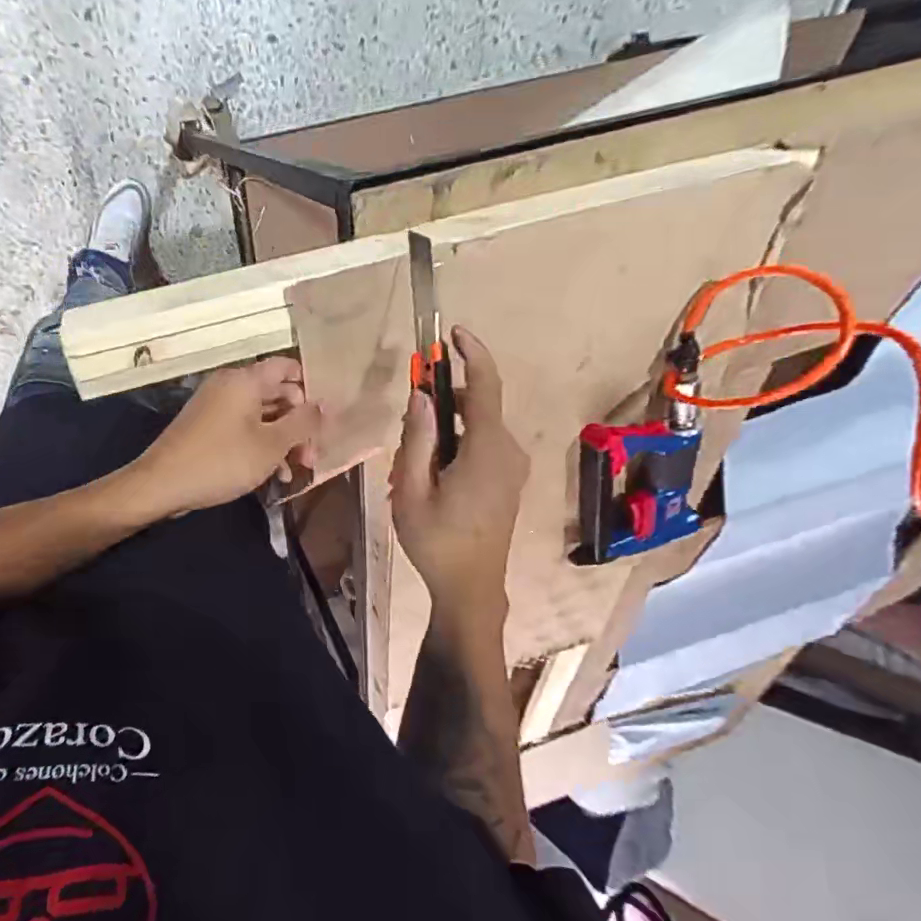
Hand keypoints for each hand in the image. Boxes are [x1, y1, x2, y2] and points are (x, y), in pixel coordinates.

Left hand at [129, 356, 319, 517]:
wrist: (162, 484)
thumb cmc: (222, 460)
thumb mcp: (271, 445)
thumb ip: (302, 423)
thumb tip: (323, 406)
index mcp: (246, 380)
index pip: (287, 367)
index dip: (311, 386)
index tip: (326, 414)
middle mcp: (230, 385)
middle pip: (277, 392)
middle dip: (299, 421)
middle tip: (314, 451)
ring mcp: (217, 405)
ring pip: (262, 414)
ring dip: (283, 438)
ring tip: (299, 467)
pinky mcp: (208, 426)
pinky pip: (244, 427)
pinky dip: (261, 444)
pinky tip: (274, 473)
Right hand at [390, 327, 527, 627]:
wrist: (471, 588)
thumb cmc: (437, 540)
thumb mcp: (413, 489)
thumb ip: (418, 437)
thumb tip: (422, 394)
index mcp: (487, 449)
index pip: (485, 385)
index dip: (472, 353)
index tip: (453, 332)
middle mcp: (508, 450)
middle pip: (477, 405)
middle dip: (442, 403)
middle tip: (406, 430)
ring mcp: (513, 466)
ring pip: (478, 427)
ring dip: (446, 430)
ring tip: (413, 468)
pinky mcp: (510, 480)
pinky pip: (483, 446)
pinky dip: (457, 445)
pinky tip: (433, 476)